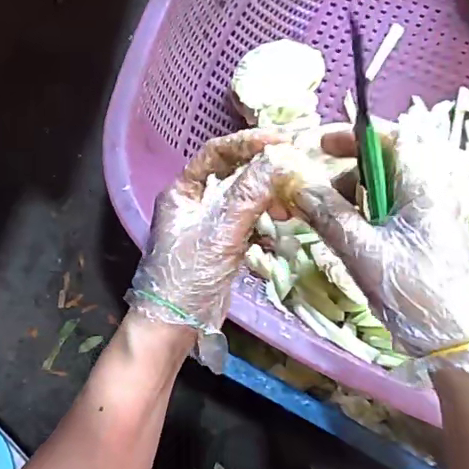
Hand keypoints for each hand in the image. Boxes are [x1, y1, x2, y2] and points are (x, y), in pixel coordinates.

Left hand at [129, 129, 282, 368]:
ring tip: (289, 209)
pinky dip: (264, 225)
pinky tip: (279, 232)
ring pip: (244, 200)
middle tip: (294, 176)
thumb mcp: (220, 232)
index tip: (282, 141)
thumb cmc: (188, 276)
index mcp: (183, 191)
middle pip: (233, 174)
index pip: (216, 153)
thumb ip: (249, 195)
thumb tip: (279, 159)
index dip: (248, 143)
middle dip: (264, 174)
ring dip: (267, 200)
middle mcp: (194, 203)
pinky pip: (247, 225)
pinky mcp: (220, 247)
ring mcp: (207, 225)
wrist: (174, 326)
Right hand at [272, 127, 468, 377]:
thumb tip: (294, 183)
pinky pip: (391, 212)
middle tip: (316, 195)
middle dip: (346, 174)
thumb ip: (328, 213)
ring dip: (352, 198)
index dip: (354, 135)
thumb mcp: (363, 251)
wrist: (456, 341)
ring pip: (385, 189)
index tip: (320, 146)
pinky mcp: (427, 236)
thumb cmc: (414, 290)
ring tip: (327, 222)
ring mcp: (432, 216)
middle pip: (385, 163)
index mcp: (425, 187)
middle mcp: (433, 193)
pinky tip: (347, 238)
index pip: (394, 137)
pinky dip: (364, 216)